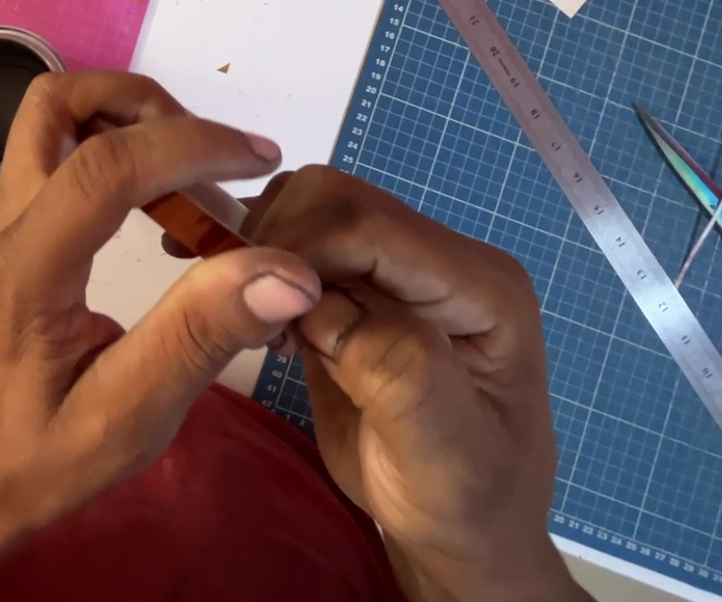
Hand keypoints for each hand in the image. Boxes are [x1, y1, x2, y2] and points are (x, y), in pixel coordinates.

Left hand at [0, 72, 323, 566]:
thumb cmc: (40, 458)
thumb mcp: (129, 419)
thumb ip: (199, 338)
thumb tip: (286, 271)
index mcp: (30, 268)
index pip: (104, 168)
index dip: (190, 147)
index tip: (259, 160)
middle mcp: (9, 220)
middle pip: (57, 102)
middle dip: (144, 104)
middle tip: (211, 159)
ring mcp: (8, 215)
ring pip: (56, 113)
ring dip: (129, 116)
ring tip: (194, 177)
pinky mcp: (20, 222)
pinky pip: (63, 146)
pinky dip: (117, 143)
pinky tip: (162, 201)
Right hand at [248, 167, 582, 601]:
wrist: (451, 523)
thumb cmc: (461, 498)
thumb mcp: (445, 455)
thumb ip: (400, 373)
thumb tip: (322, 303)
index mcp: (476, 284)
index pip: (372, 225)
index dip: (300, 247)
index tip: (249, 300)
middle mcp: (434, 255)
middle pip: (334, 199)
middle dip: (275, 241)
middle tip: (247, 314)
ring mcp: (390, 261)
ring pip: (304, 205)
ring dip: (260, 248)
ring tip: (256, 322)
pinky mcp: (351, 276)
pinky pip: (291, 235)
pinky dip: (253, 255)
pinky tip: (244, 307)